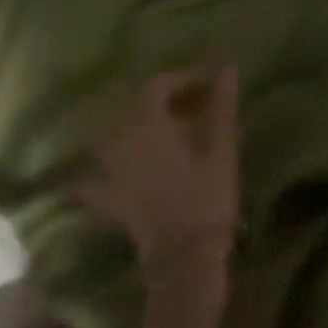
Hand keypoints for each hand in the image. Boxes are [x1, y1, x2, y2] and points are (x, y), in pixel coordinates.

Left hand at [80, 65, 240, 264]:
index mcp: (146, 124)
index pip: (158, 86)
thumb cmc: (206, 198)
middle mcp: (120, 142)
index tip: (211, 86)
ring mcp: (111, 173)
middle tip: (197, 108)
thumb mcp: (221, 149)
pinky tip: (114, 176)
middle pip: (137, 109)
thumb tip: (227, 67)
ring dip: (140, 130)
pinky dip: (107, 173)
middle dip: (166, 102)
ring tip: (168, 134)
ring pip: (118, 138)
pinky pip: (100, 179)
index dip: (185, 80)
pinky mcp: (111, 201)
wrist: (183, 260)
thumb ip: (221, 106)